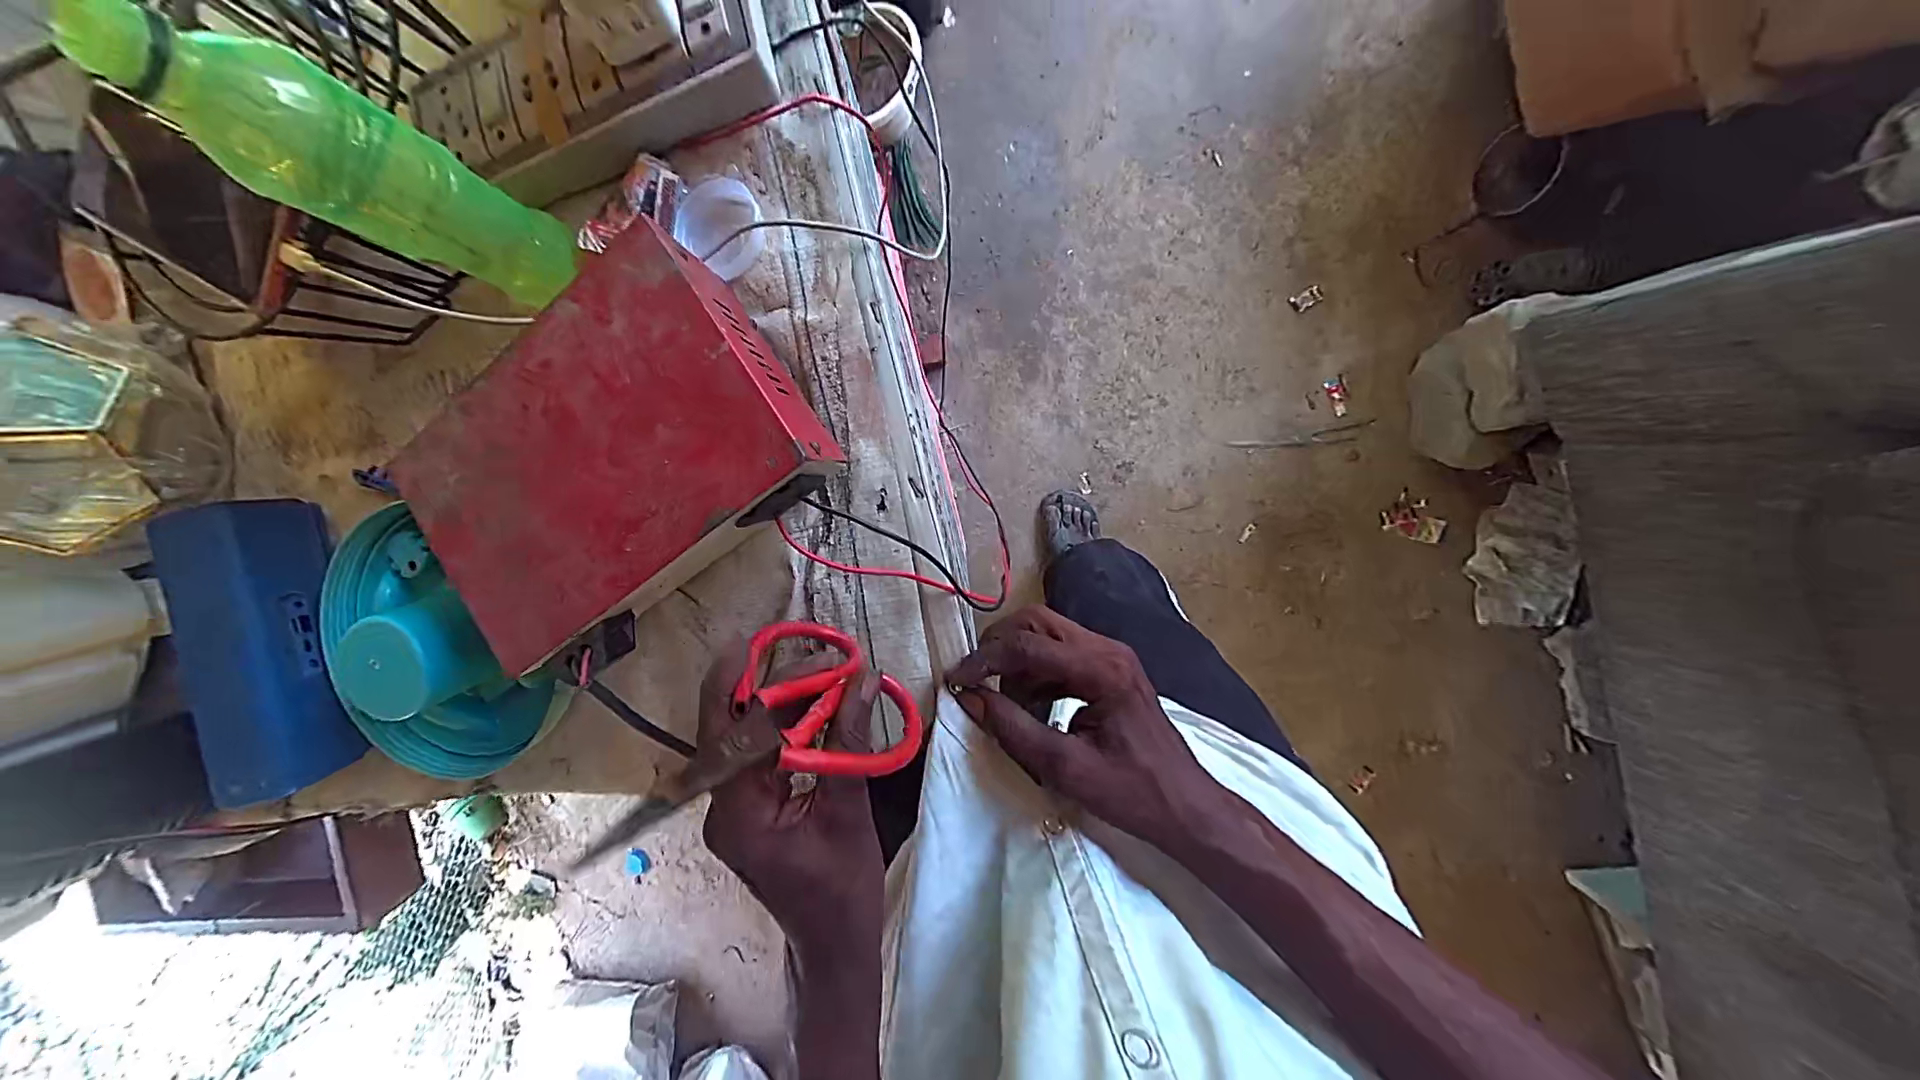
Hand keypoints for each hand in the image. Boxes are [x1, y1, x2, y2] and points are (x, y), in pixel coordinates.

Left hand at [698, 648, 884, 960]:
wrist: (832, 944)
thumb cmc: (843, 889)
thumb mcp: (849, 811)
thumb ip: (849, 742)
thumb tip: (863, 682)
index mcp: (739, 813)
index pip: (748, 732)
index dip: (787, 688)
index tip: (831, 662)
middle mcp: (720, 806)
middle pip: (723, 725)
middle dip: (753, 678)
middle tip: (789, 641)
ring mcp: (727, 807)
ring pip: (735, 733)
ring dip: (769, 696)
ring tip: (811, 666)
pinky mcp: (743, 805)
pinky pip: (752, 751)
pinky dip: (777, 720)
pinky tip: (805, 699)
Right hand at [947, 606, 1227, 847]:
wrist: (1186, 807)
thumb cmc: (1133, 792)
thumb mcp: (1065, 768)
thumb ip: (1013, 729)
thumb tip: (970, 699)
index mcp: (1102, 669)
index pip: (1027, 646)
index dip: (984, 661)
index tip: (956, 681)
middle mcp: (1108, 649)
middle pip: (1037, 622)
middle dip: (999, 646)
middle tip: (975, 680)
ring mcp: (1112, 656)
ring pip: (1047, 634)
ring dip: (1017, 660)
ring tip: (1003, 702)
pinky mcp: (1111, 669)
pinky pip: (1061, 653)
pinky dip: (1036, 671)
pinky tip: (1029, 705)